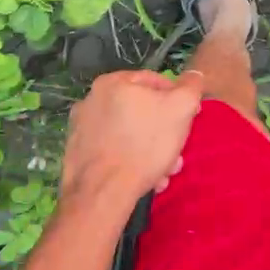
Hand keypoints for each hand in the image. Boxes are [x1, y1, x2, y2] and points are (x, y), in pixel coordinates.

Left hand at [60, 69, 204, 206]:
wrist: (103, 194)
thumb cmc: (145, 143)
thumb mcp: (182, 107)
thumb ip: (192, 84)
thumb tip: (193, 75)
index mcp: (112, 82)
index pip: (156, 81)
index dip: (178, 98)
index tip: (189, 117)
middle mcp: (91, 100)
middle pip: (141, 110)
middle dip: (164, 130)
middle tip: (177, 149)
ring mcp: (80, 129)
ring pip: (128, 132)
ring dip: (150, 148)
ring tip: (164, 170)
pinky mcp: (76, 155)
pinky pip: (112, 149)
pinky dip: (129, 159)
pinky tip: (145, 177)